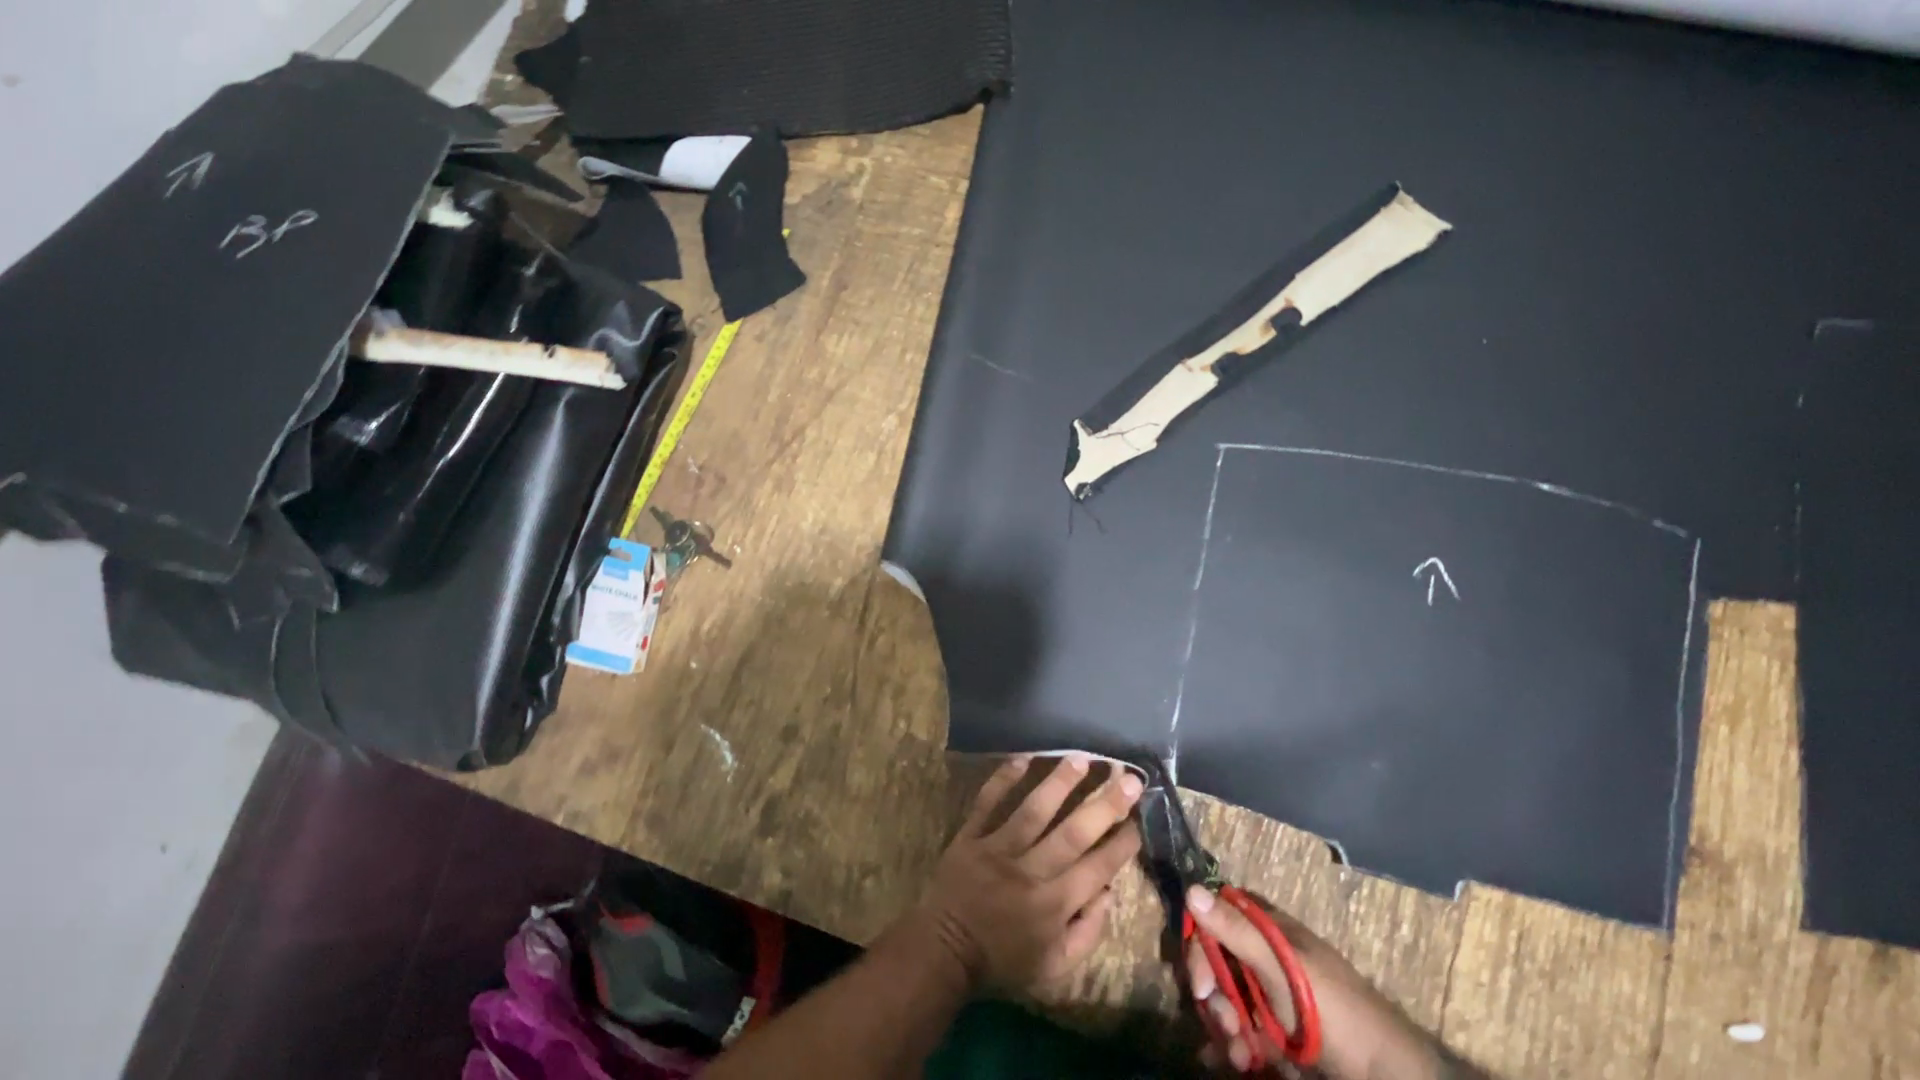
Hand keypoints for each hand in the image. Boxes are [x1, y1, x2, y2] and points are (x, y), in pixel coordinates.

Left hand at [916, 755, 1143, 991]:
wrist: (942, 952)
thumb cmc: (1003, 961)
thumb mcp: (1055, 966)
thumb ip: (1087, 932)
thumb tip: (1108, 892)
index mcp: (1054, 905)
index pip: (1097, 868)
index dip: (1122, 844)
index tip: (1141, 819)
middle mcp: (1030, 873)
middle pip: (1072, 833)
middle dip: (1104, 805)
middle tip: (1128, 777)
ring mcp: (996, 851)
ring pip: (1032, 811)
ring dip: (1059, 783)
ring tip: (1082, 758)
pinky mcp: (969, 839)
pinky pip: (986, 804)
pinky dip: (1003, 780)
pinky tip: (1023, 758)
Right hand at [1186, 886, 1459, 1079]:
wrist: (1379, 1070)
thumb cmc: (1332, 1009)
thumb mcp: (1281, 966)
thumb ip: (1236, 930)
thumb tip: (1192, 888)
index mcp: (1270, 932)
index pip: (1216, 920)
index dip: (1201, 946)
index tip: (1202, 982)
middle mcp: (1265, 958)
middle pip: (1215, 964)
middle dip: (1213, 998)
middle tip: (1227, 1024)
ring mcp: (1269, 995)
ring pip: (1224, 1000)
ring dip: (1224, 1028)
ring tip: (1241, 1057)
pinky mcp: (1274, 1029)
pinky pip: (1238, 1029)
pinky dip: (1231, 1046)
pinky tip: (1238, 1062)